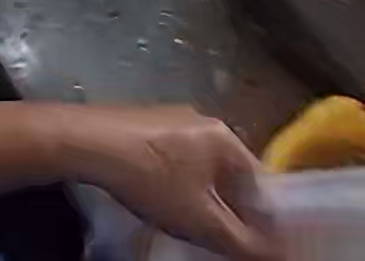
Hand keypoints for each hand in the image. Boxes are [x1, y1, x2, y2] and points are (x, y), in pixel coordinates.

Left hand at [71, 106, 278, 260]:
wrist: (82, 141)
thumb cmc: (150, 178)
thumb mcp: (206, 223)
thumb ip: (251, 246)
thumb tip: (281, 256)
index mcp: (222, 137)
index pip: (262, 188)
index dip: (264, 226)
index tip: (258, 251)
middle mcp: (197, 120)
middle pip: (229, 177)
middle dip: (230, 213)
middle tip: (224, 243)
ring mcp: (164, 117)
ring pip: (198, 170)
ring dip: (201, 200)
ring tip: (193, 226)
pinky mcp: (138, 123)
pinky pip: (171, 160)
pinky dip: (174, 184)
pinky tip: (161, 202)